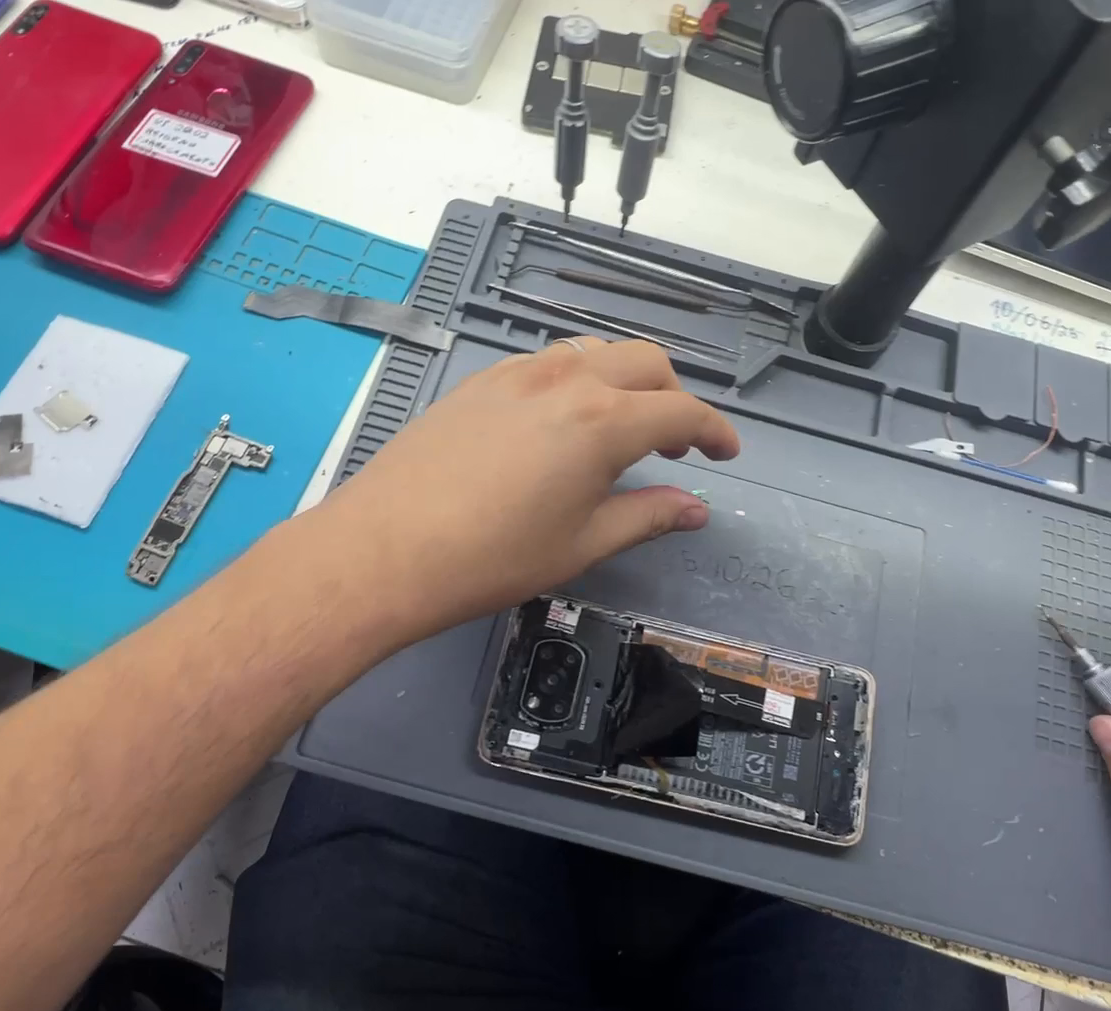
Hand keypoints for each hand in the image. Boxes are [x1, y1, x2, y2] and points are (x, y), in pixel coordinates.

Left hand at [311, 337, 738, 640]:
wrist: (386, 548)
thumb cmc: (492, 557)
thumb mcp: (582, 544)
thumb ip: (646, 516)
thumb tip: (694, 509)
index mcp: (603, 421)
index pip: (681, 411)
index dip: (713, 432)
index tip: (724, 453)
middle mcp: (567, 380)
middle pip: (645, 363)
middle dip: (673, 398)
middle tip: (671, 446)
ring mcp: (519, 373)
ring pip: (596, 353)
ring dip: (625, 382)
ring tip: (619, 431)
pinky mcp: (481, 381)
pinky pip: (549, 362)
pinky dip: (578, 380)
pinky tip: (561, 423)